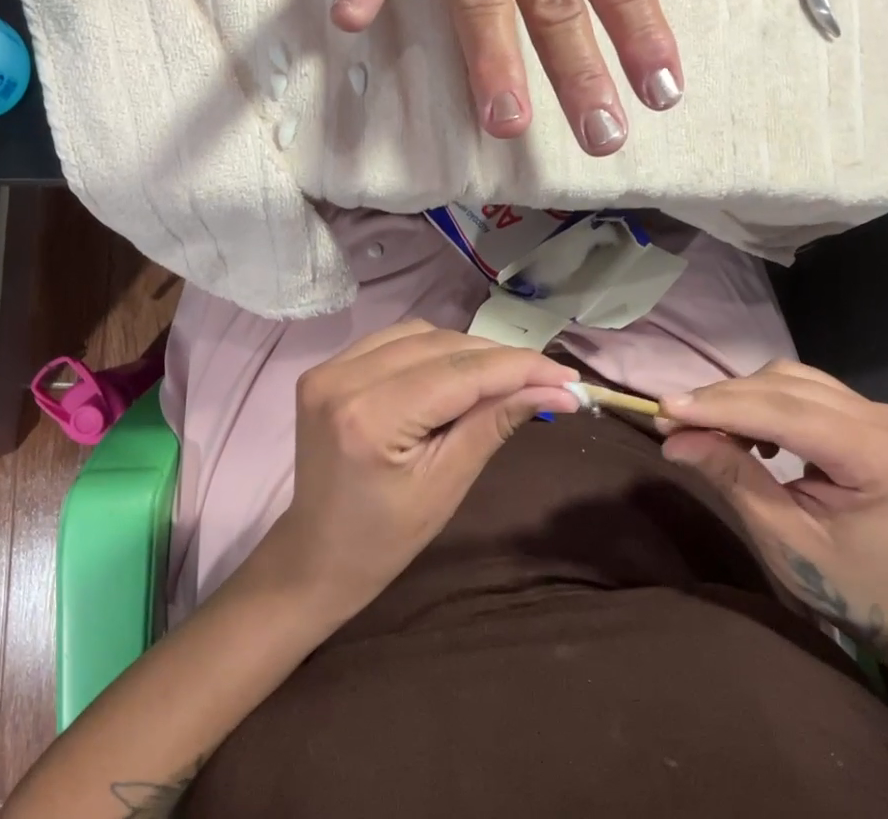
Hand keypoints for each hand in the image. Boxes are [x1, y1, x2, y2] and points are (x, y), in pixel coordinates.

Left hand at [260, 321, 579, 611]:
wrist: (319, 554)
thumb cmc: (387, 536)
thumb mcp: (449, 482)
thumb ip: (496, 423)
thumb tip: (558, 389)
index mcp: (371, 418)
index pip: (460, 372)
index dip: (520, 368)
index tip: (568, 376)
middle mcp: (342, 380)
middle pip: (440, 345)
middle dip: (498, 359)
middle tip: (546, 381)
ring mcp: (327, 370)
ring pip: (418, 334)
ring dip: (466, 351)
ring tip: (503, 381)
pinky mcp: (325, 370)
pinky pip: (392, 341)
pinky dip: (431, 351)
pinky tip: (455, 375)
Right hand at [657, 361, 887, 642]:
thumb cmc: (845, 580)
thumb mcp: (782, 536)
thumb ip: (734, 478)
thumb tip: (675, 440)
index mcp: (878, 457)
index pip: (786, 414)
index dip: (722, 407)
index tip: (665, 409)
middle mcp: (884, 420)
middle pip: (784, 388)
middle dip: (720, 400)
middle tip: (668, 421)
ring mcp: (877, 411)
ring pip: (787, 380)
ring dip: (736, 397)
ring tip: (699, 427)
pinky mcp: (864, 412)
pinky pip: (799, 388)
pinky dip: (759, 401)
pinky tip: (742, 432)